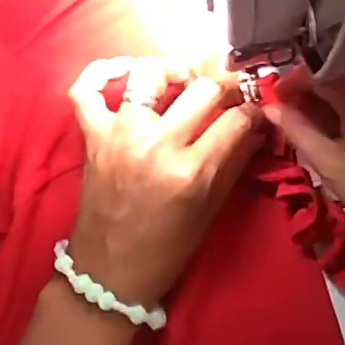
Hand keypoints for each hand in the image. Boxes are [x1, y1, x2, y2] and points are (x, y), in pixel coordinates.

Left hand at [66, 57, 263, 308]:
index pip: (234, 119)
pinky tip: (126, 72)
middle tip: (230, 91)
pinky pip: (85, 90)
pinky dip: (104, 73)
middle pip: (201, 88)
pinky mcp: (92, 138)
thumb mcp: (210, 210)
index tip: (258, 108)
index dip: (254, 108)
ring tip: (185, 80)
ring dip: (173, 70)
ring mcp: (119, 137)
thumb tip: (258, 128)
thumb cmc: (167, 249)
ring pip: (149, 76)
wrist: (109, 273)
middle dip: (225, 84)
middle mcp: (155, 146)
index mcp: (190, 171)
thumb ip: (234, 163)